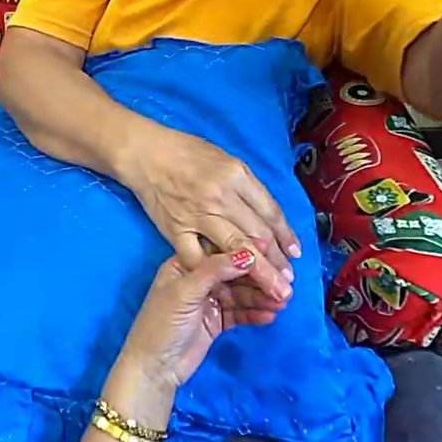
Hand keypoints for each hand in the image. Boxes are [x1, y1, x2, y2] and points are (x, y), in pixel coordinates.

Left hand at [111, 250, 280, 395]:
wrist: (154, 369)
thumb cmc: (163, 324)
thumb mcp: (186, 292)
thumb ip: (215, 270)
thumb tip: (248, 252)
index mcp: (185, 265)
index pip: (222, 252)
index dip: (246, 253)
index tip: (273, 253)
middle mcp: (198, 279)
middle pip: (235, 273)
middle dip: (259, 278)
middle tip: (285, 286)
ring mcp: (208, 300)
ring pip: (240, 293)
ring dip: (261, 297)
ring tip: (282, 303)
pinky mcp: (216, 321)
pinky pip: (240, 312)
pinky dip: (254, 313)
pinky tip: (270, 316)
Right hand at [117, 122, 300, 304]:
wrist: (145, 153)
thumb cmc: (187, 152)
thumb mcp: (225, 159)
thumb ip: (247, 186)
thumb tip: (268, 216)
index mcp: (236, 175)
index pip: (270, 212)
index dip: (286, 236)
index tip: (295, 254)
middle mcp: (221, 197)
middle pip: (258, 235)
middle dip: (277, 262)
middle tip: (289, 283)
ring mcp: (198, 215)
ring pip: (235, 250)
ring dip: (258, 273)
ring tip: (273, 290)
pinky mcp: (176, 230)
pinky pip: (198, 258)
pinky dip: (214, 274)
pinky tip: (228, 288)